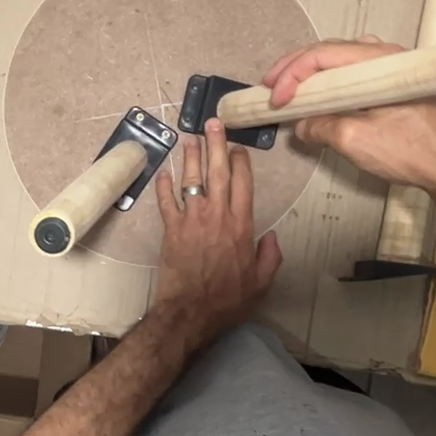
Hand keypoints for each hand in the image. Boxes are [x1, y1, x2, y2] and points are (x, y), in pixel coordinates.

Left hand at [150, 117, 281, 343]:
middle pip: (218, 173)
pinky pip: (166, 202)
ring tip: (189, 138)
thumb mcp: (261, 282)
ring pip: (191, 181)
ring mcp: (192, 221)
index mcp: (242, 226)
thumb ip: (270, 256)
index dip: (242, 162)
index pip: (244, 184)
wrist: (191, 311)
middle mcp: (217, 216)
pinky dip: (163, 186)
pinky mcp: (171, 230)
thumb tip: (272, 236)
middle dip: (216, 145)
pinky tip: (163, 172)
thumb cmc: (227, 300)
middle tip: (213, 123)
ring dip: (190, 158)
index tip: (239, 147)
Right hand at [264, 38, 435, 203]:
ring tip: (290, 89)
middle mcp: (386, 57)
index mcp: (378, 61)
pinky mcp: (396, 88)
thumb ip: (321, 127)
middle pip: (330, 52)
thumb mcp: (355, 140)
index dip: (291, 75)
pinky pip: (354, 76)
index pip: (322, 54)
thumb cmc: (412, 150)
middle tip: (270, 88)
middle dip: (295, 69)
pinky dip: (330, 83)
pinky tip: (322, 97)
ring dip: (312, 74)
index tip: (275, 101)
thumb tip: (303, 125)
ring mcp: (393, 71)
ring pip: (341, 62)